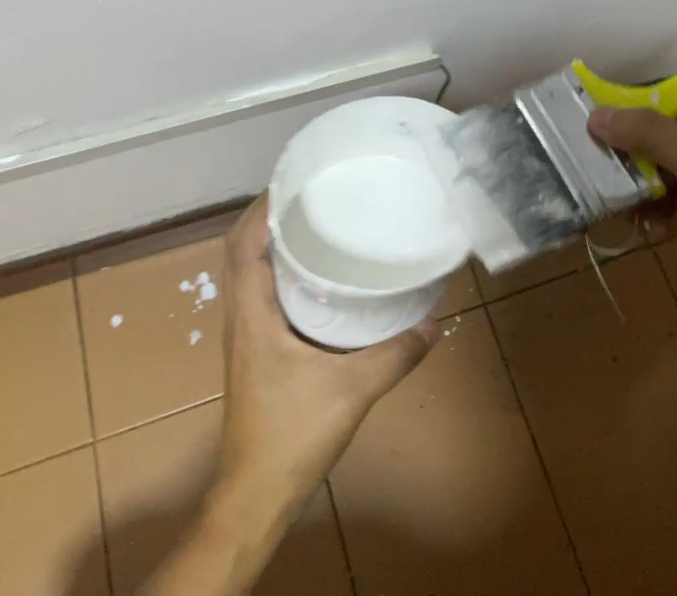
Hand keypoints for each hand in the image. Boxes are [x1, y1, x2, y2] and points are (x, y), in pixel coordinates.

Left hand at [213, 196, 435, 512]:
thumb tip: (436, 322)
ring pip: (248, 274)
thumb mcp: (353, 389)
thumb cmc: (293, 434)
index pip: (242, 244)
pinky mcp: (255, 353)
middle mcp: (240, 317)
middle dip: (269, 218)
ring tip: (315, 225)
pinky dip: (279, 275)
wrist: (256, 493)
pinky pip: (260, 296)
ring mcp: (245, 337)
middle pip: (241, 252)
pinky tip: (316, 281)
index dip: (261, 208)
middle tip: (312, 197)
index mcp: (251, 313)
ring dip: (272, 245)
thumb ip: (396, 354)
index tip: (296, 182)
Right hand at [588, 98, 676, 341]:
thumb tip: (596, 115)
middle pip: (654, 136)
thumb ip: (652, 134)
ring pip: (646, 171)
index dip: (632, 102)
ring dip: (619, 176)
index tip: (585, 104)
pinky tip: (606, 209)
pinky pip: (645, 204)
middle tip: (574, 142)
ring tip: (585, 175)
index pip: (674, 101)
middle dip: (619, 141)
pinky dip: (627, 206)